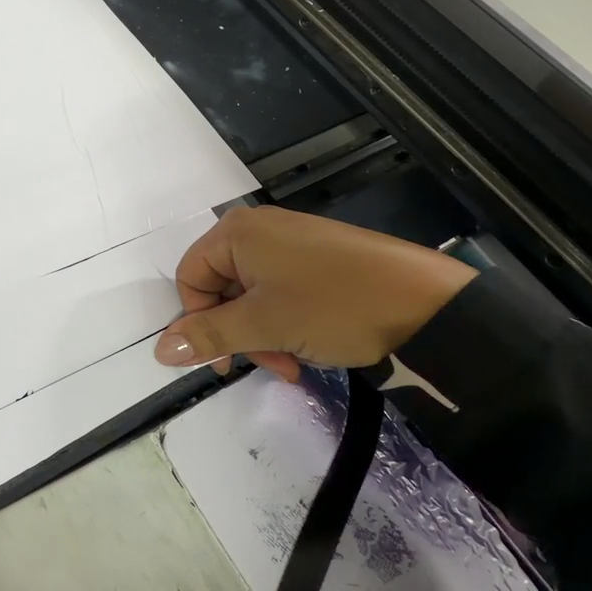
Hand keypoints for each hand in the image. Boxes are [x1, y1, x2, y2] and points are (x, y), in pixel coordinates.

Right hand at [155, 206, 477, 381]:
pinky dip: (288, 320)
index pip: (190, 278)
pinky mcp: (320, 256)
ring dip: (266, 333)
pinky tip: (314, 342)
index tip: (229, 363)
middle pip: (222, 286)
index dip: (200, 322)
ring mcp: (291, 241)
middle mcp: (258, 229)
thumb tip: (160, 350)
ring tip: (298, 359)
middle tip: (276, 364)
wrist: (431, 303)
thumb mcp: (266, 325)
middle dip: (241, 332)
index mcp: (235, 232)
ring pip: (253, 293)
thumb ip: (210, 335)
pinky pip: (282, 289)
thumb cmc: (335, 305)